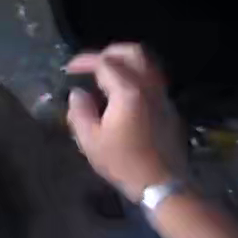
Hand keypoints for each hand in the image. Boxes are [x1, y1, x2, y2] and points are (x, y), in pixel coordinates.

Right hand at [64, 44, 189, 201]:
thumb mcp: (90, 140)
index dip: (84, 61)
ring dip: (125, 63)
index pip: (105, 63)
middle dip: (110, 52)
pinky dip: (134, 77)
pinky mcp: (168, 109)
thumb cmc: (123, 162)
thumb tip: (78, 94)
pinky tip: (120, 96)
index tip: (69, 68)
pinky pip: (152, 81)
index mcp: (128, 93)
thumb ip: (80, 112)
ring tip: (105, 76)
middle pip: (134, 53)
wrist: (163, 185)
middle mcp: (149, 88)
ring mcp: (163, 98)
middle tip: (92, 64)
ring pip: (147, 65)